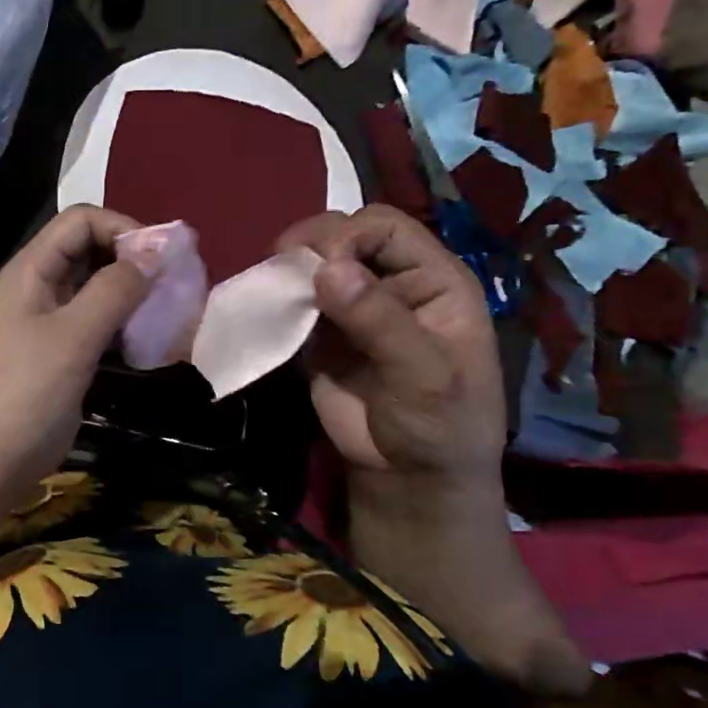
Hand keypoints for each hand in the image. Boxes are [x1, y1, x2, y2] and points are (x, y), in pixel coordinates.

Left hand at [0, 206, 151, 502]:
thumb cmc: (24, 395)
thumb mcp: (73, 338)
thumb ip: (115, 290)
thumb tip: (156, 250)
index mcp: (31, 270)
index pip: (82, 220)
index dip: (123, 229)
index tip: (163, 260)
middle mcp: (40, 286)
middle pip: (92, 249)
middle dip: (134, 260)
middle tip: (174, 286)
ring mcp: (50, 321)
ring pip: (98, 287)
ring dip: (134, 293)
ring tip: (169, 312)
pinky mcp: (62, 352)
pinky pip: (98, 322)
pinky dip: (125, 323)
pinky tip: (149, 340)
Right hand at [278, 205, 505, 508]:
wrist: (408, 480)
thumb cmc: (439, 427)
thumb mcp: (425, 376)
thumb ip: (380, 320)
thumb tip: (328, 268)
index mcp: (433, 280)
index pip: (387, 228)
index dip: (350, 235)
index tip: (321, 267)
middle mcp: (392, 283)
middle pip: (346, 235)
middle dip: (313, 244)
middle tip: (284, 268)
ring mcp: (354, 307)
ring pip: (316, 264)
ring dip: (291, 270)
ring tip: (272, 287)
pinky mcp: (322, 334)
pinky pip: (296, 301)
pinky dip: (279, 299)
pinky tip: (267, 308)